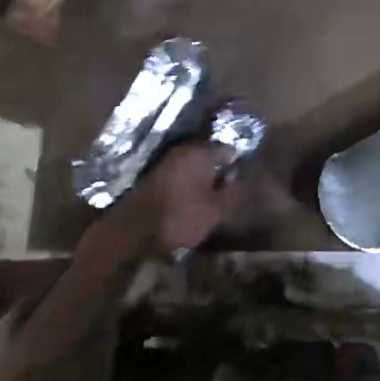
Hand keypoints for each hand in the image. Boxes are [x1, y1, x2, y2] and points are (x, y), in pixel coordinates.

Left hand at [89, 142, 236, 262]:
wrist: (134, 231)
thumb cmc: (180, 218)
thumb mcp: (215, 210)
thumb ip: (234, 192)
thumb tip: (245, 178)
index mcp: (200, 153)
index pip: (229, 149)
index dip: (239, 165)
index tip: (244, 182)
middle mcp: (183, 150)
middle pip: (211, 155)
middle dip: (221, 170)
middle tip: (230, 191)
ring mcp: (167, 161)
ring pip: (195, 164)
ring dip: (205, 177)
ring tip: (213, 198)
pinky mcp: (157, 174)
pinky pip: (182, 172)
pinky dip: (190, 182)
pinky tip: (194, 199)